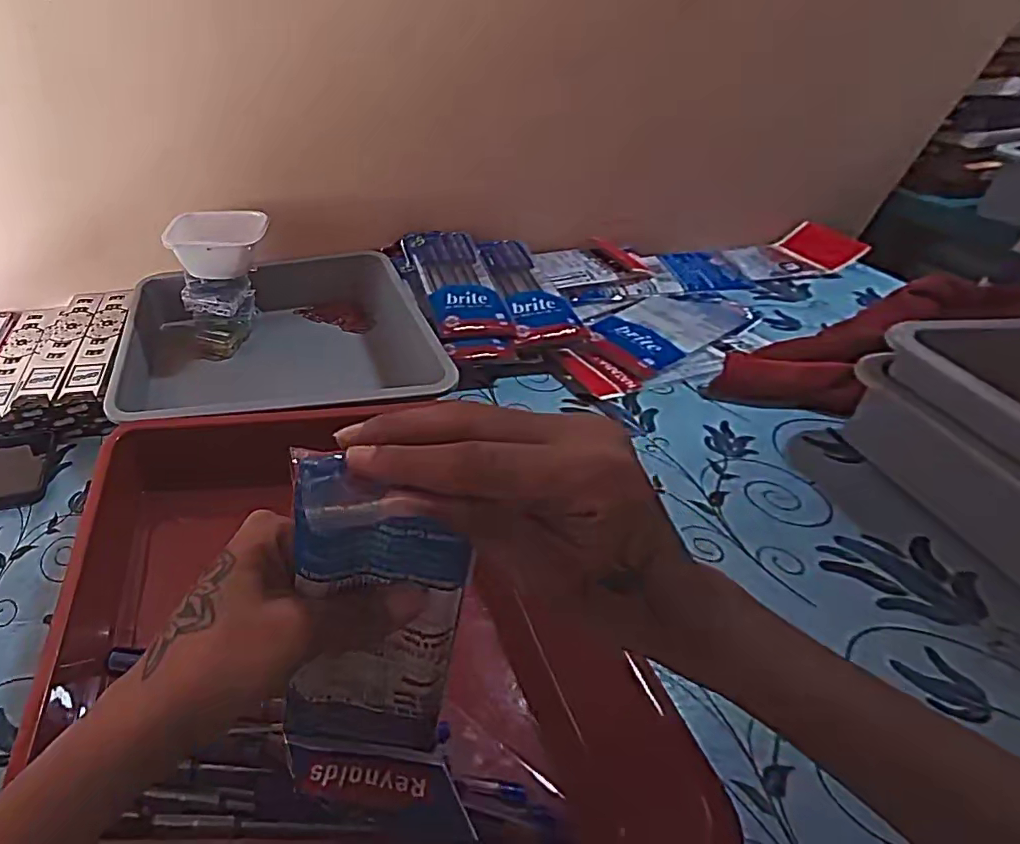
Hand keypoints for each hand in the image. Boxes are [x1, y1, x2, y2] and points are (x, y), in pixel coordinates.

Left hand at [125, 509, 421, 742]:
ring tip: (411, 626)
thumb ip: (357, 614)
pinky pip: (306, 614)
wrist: (162, 712)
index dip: (379, 547)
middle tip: (427, 601)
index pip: (336, 527)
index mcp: (267, 530)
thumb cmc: (226, 655)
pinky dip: (334, 629)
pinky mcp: (258, 617)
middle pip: (330, 559)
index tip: (425, 563)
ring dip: (357, 609)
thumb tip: (420, 595)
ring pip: (321, 590)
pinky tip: (372, 648)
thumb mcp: (296, 632)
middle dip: (372, 583)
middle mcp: (264, 546)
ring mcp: (260, 583)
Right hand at [336, 401, 750, 679]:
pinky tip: (405, 437)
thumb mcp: (535, 573)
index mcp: (583, 476)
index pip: (477, 460)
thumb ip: (468, 522)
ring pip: (476, 415)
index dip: (409, 460)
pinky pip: (489, 424)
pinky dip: (442, 433)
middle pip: (471, 421)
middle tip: (347, 438)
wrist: (671, 593)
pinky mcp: (561, 425)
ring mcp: (572, 422)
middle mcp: (580, 432)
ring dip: (415, 426)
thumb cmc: (611, 603)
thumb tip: (393, 496)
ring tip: (364, 435)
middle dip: (402, 429)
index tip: (354, 459)